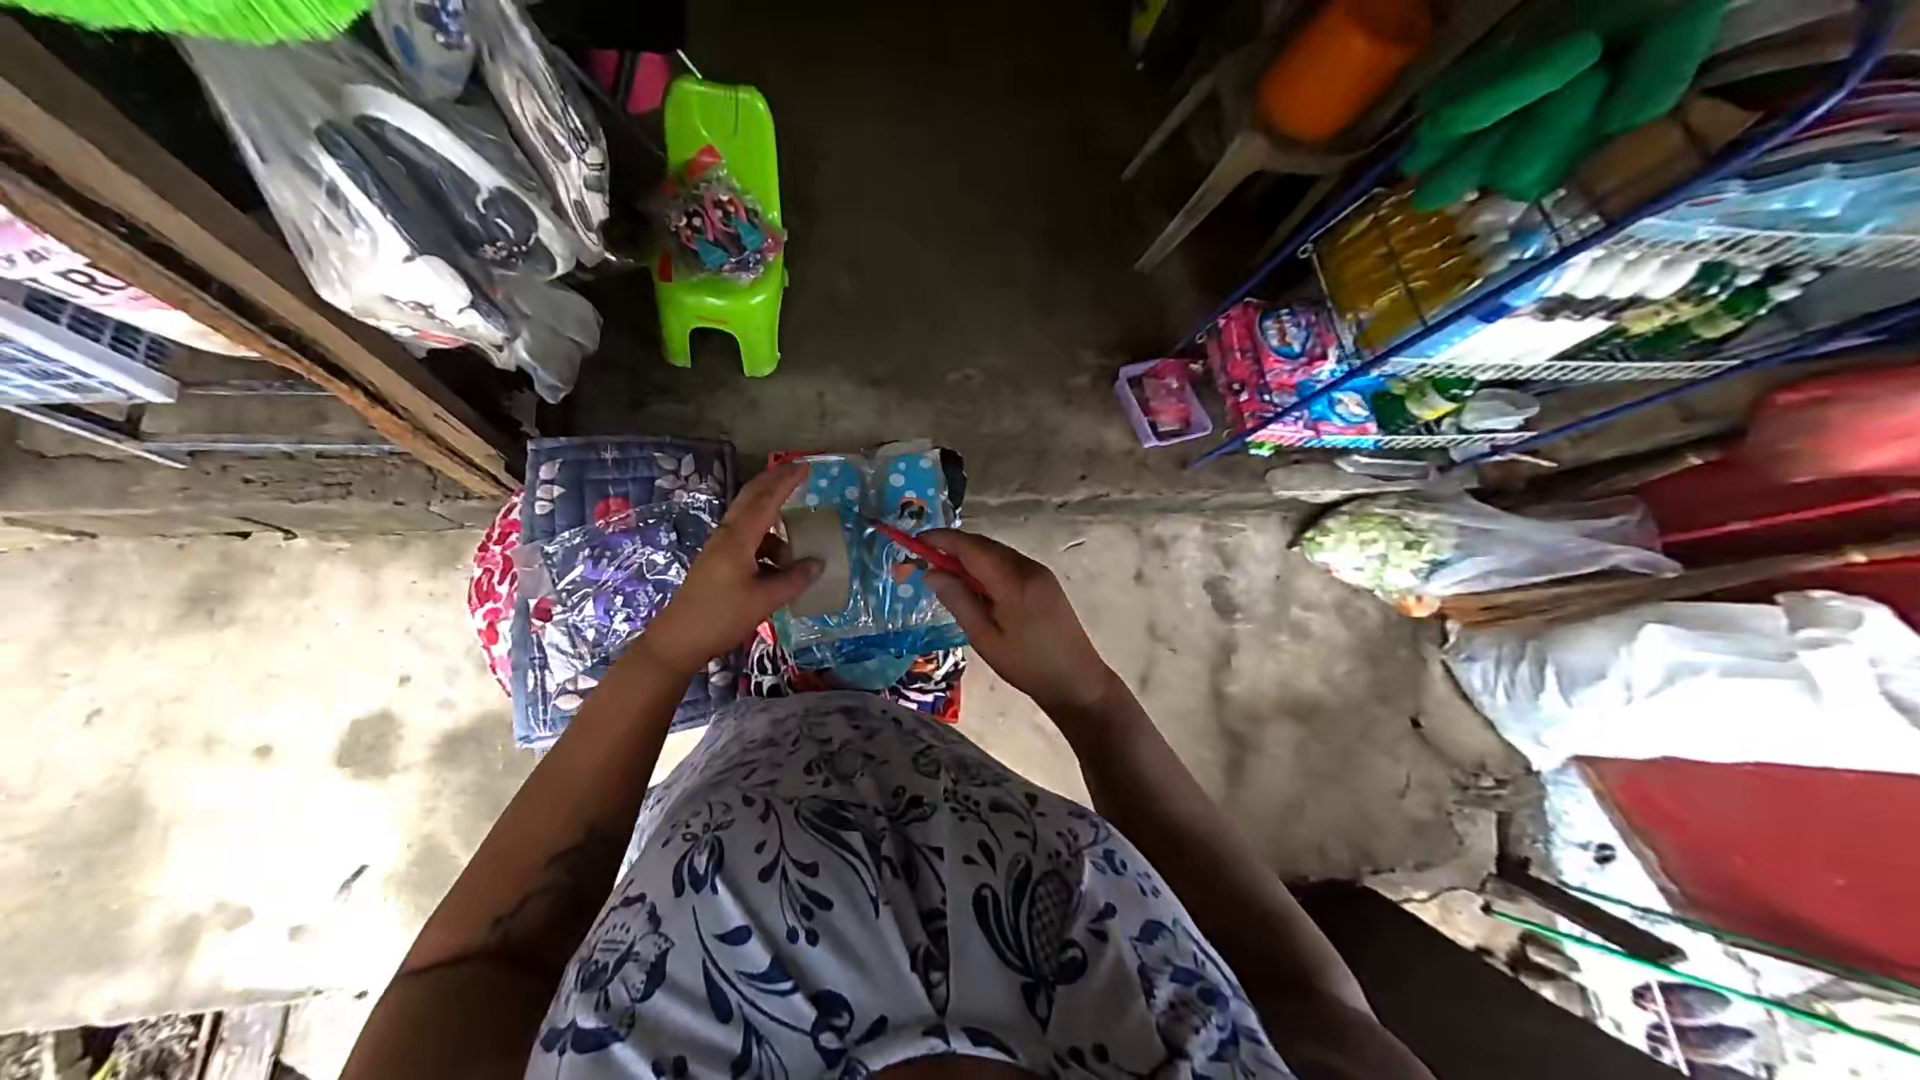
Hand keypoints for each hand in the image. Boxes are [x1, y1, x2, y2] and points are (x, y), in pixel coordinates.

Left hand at [633, 463, 821, 676]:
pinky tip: (779, 566)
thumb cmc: (721, 617)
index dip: (786, 481)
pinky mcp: (718, 562)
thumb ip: (794, 579)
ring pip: (751, 522)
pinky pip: (748, 541)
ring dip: (775, 525)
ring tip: (797, 547)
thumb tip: (818, 563)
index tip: (805, 466)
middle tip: (798, 472)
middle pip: (752, 498)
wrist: (679, 640)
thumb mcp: (765, 600)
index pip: (767, 500)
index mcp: (738, 538)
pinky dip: (767, 544)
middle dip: (775, 482)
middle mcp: (728, 535)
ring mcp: (720, 548)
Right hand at [920, 529, 1119, 712]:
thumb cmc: (1026, 665)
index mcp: (1012, 580)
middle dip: (953, 547)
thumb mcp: (984, 637)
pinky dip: (986, 566)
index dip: (942, 539)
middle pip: (984, 545)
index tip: (916, 541)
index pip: (971, 547)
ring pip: (997, 553)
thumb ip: (958, 600)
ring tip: (946, 574)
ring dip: (970, 557)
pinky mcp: (1045, 582)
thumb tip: (932, 572)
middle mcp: (1028, 567)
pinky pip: (1009, 564)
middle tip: (924, 560)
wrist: (1077, 680)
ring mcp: (1040, 573)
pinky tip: (975, 585)